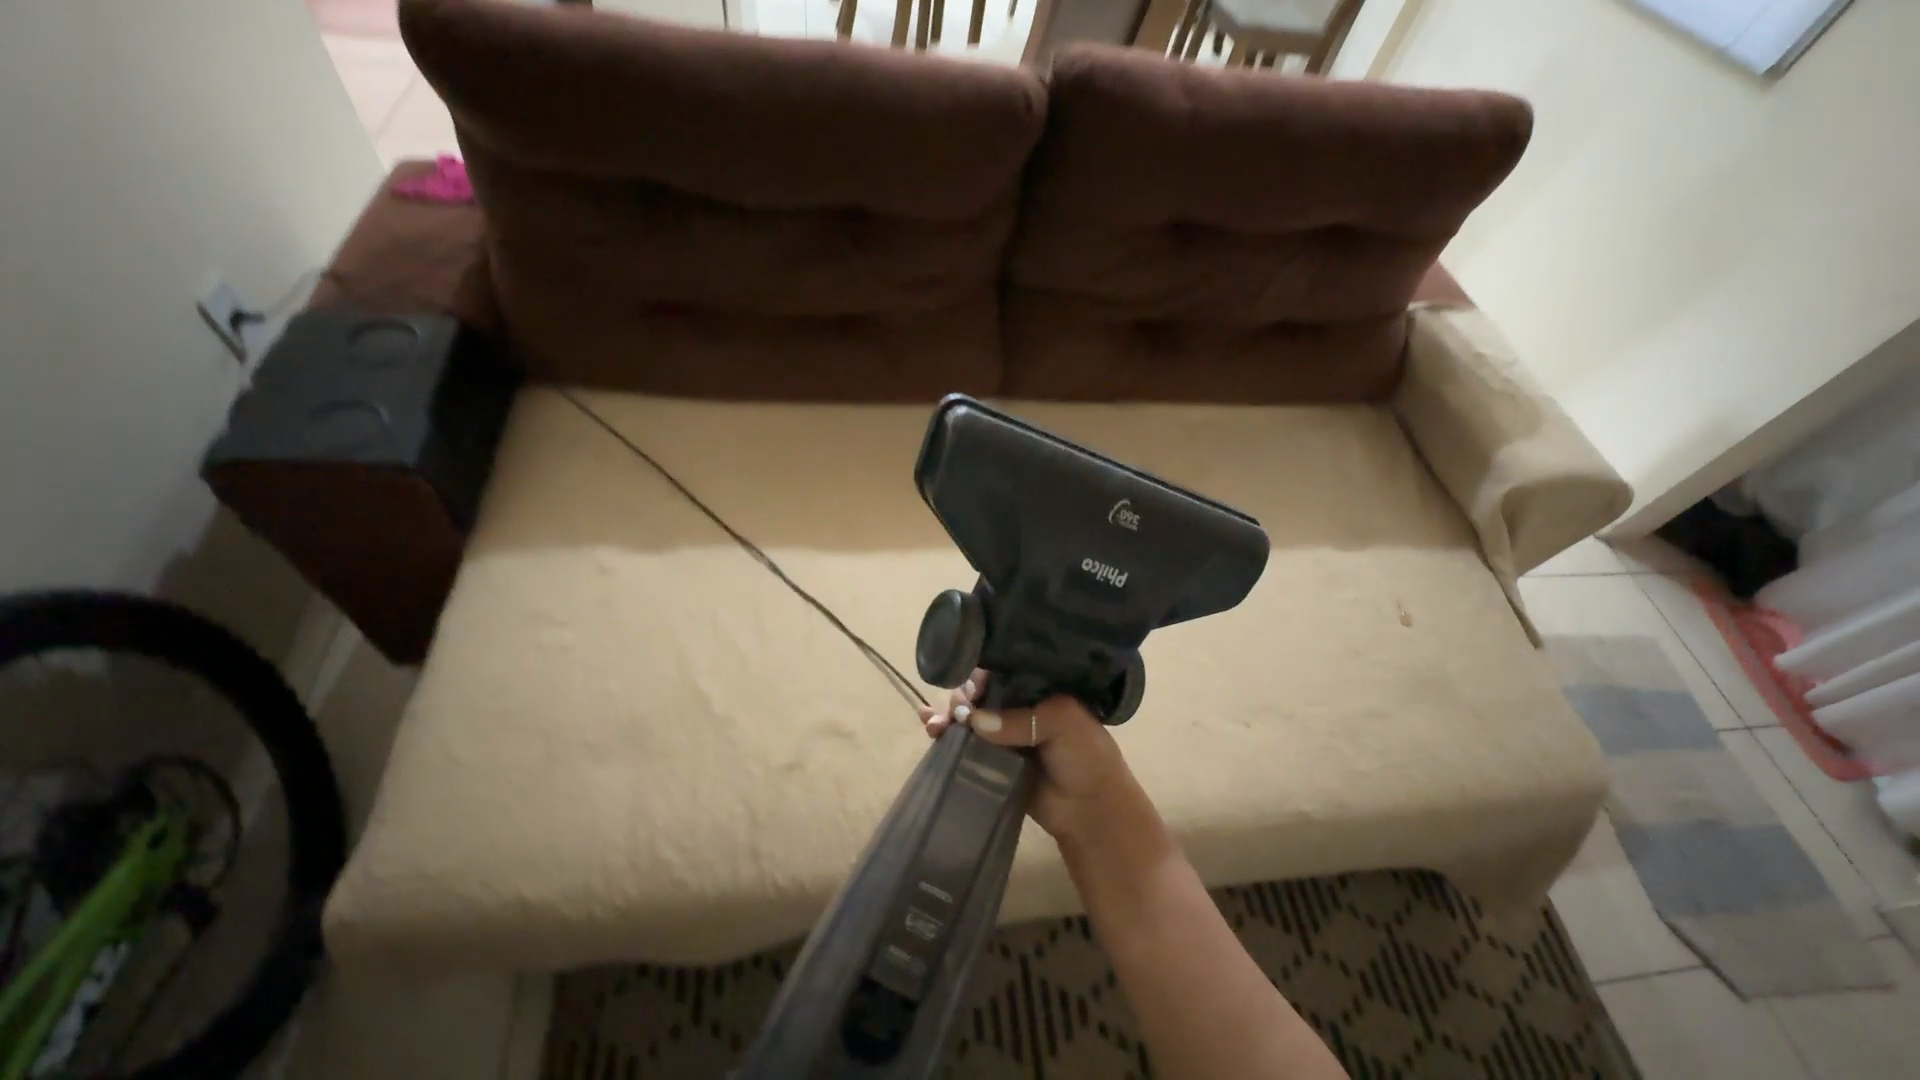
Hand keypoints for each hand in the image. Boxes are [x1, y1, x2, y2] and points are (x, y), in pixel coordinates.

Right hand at [919, 670, 1136, 843]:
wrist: (1090, 809)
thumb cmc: (1086, 756)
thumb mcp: (1062, 722)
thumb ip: (1019, 719)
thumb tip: (974, 720)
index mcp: (1039, 690)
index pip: (1004, 672)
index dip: (983, 675)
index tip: (973, 687)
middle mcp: (1018, 708)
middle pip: (980, 694)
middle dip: (961, 697)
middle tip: (957, 710)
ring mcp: (1002, 735)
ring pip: (967, 717)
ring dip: (948, 714)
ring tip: (936, 723)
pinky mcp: (989, 760)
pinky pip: (963, 744)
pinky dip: (945, 734)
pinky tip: (929, 727)